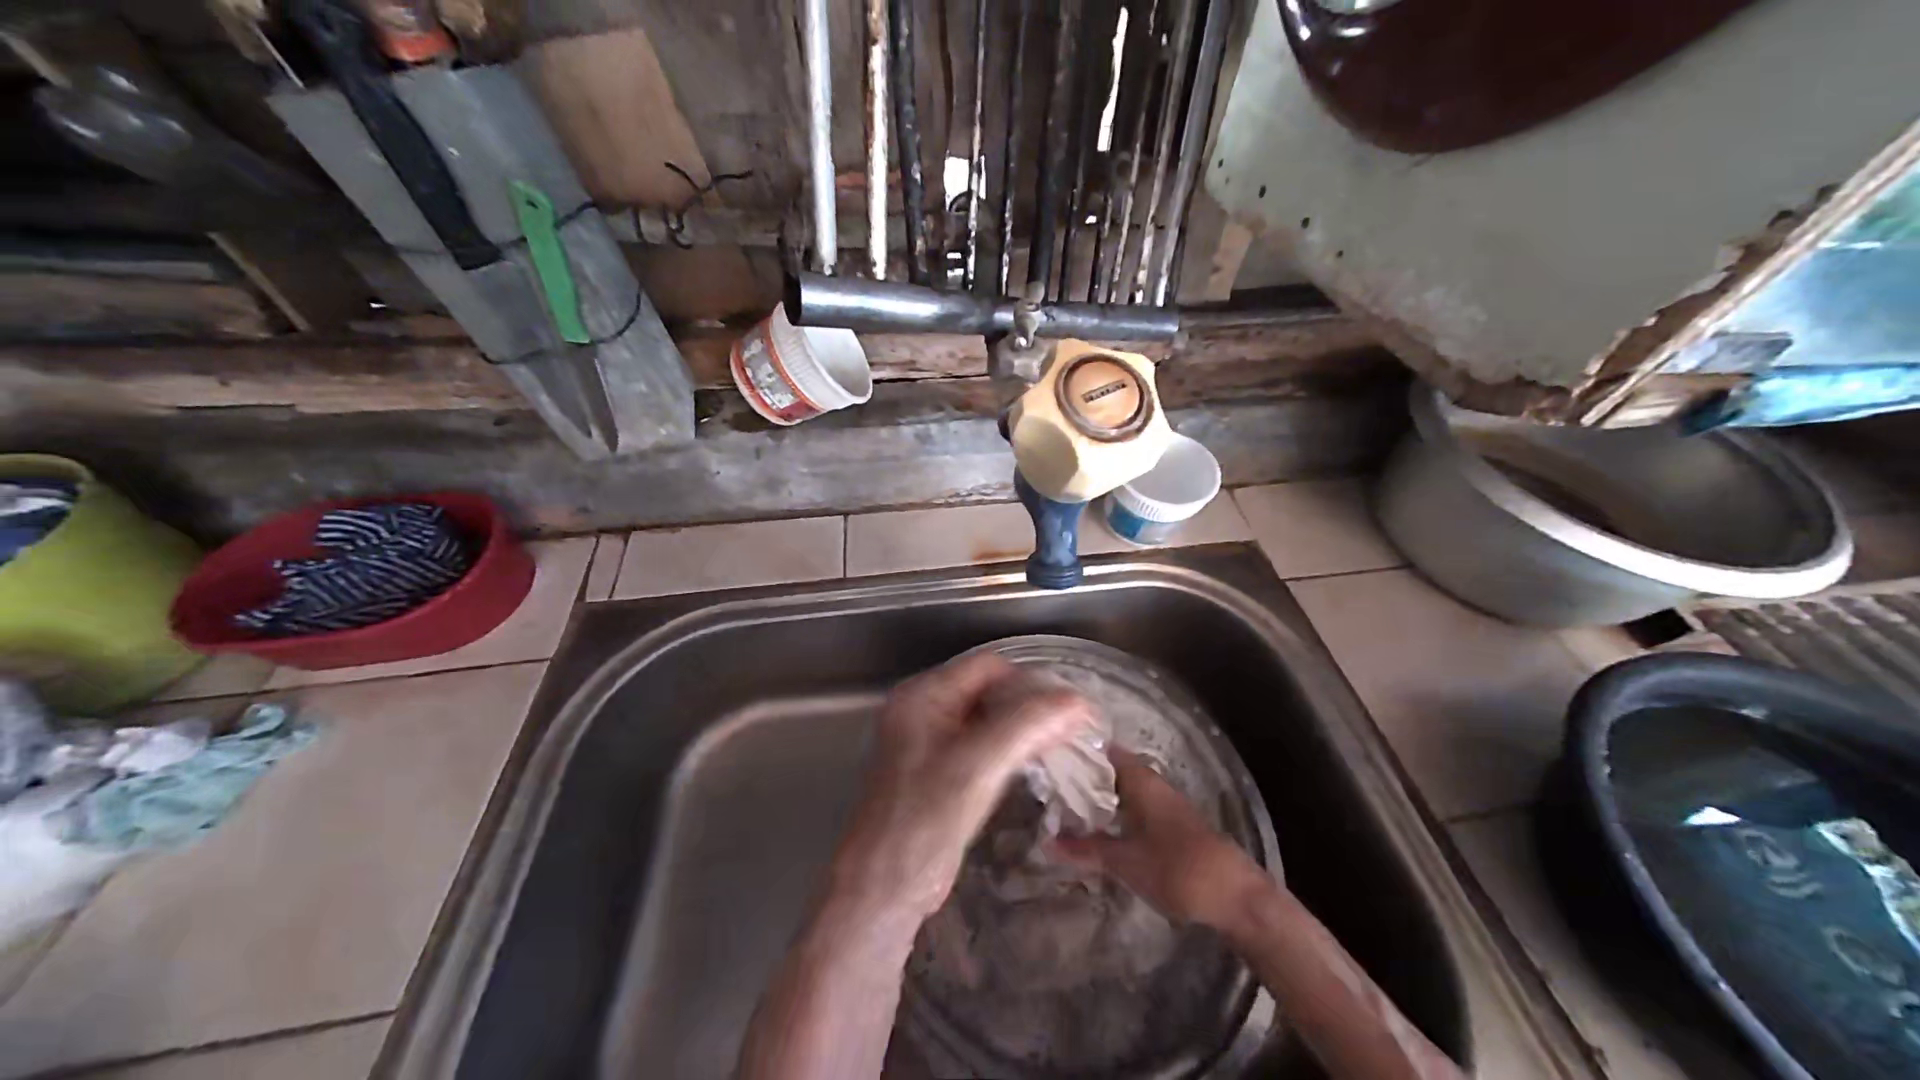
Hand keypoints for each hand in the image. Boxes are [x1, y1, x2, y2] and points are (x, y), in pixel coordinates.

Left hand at [827, 652, 1095, 920]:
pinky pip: (982, 746)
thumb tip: (1078, 701)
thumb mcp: (977, 766)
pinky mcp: (940, 772)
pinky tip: (1039, 763)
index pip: (988, 667)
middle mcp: (924, 710)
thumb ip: (1027, 726)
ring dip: (1024, 729)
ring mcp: (930, 742)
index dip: (1031, 682)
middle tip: (1075, 729)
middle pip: (989, 690)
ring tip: (1065, 745)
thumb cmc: (923, 821)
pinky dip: (1011, 750)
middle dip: (1031, 706)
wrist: (883, 889)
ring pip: (989, 719)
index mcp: (923, 696)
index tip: (1070, 709)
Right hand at [1052, 747, 1271, 929]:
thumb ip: (1085, 848)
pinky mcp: (1171, 826)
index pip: (1102, 750)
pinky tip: (1096, 830)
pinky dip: (1113, 814)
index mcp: (1140, 779)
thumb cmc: (1175, 868)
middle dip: (1082, 777)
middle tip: (1047, 785)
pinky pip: (1133, 809)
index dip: (1077, 750)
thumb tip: (1047, 842)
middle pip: (1111, 770)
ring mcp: (1164, 805)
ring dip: (1097, 798)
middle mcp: (1152, 784)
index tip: (1048, 756)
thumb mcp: (1123, 860)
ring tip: (1063, 807)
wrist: (1235, 898)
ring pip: (1122, 791)